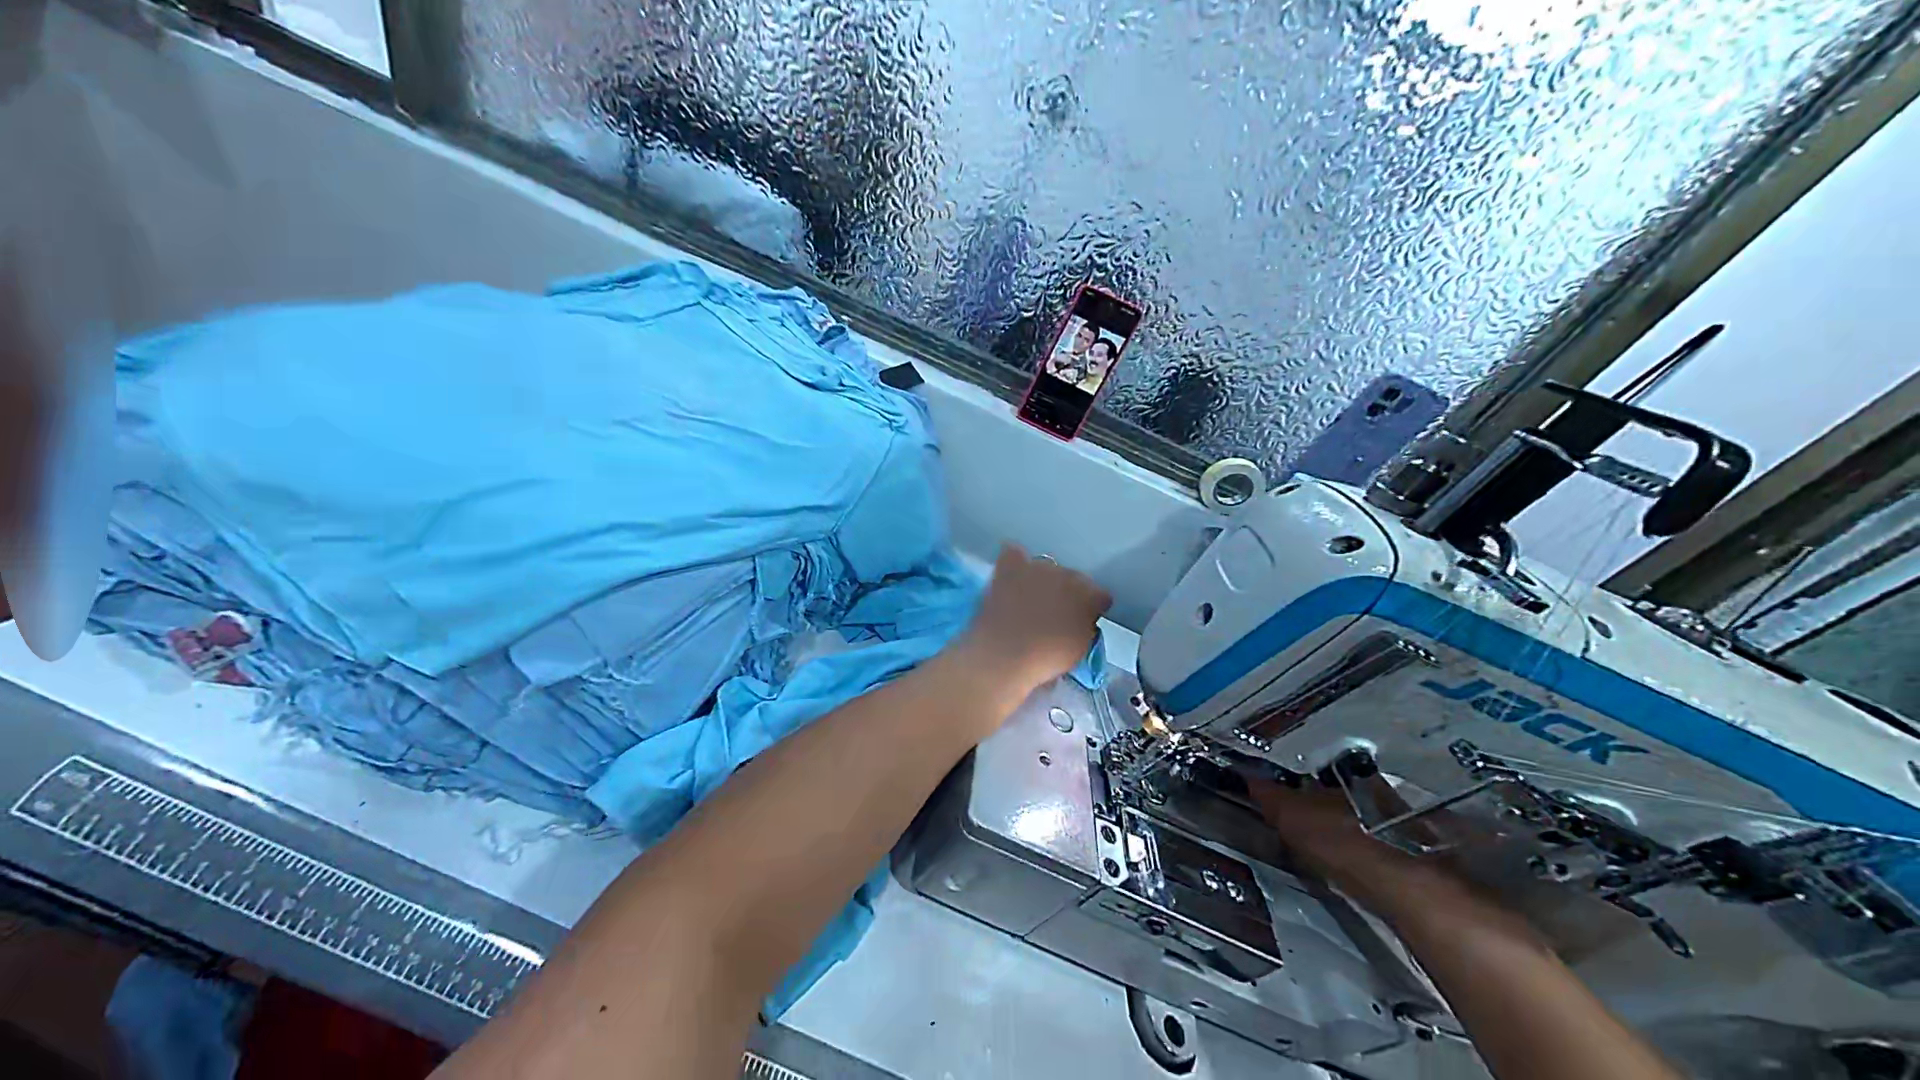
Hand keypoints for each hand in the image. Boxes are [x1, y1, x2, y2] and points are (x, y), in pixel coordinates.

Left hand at [952, 545, 1110, 698]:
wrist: (1007, 653)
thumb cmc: (1047, 659)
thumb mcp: (1080, 648)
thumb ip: (1085, 627)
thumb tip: (1080, 620)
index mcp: (1091, 595)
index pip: (1100, 595)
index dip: (1091, 609)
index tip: (1082, 622)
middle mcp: (1068, 573)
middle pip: (1073, 578)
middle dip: (1067, 593)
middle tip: (1054, 615)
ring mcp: (1038, 567)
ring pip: (1045, 567)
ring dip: (1042, 580)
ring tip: (1029, 600)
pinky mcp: (1010, 567)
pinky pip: (1014, 555)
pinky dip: (1014, 563)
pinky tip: (1011, 575)